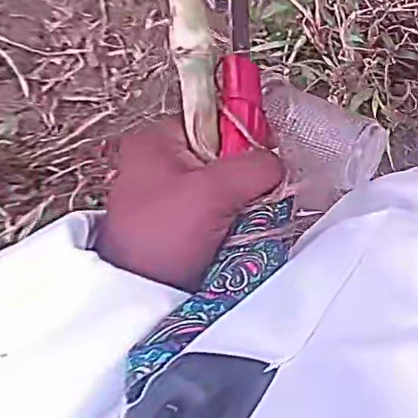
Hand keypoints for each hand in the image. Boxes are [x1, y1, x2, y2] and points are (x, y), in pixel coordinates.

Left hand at [95, 120, 282, 289]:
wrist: (141, 300)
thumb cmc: (157, 241)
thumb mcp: (213, 190)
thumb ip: (255, 165)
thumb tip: (275, 163)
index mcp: (157, 141)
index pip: (218, 117)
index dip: (245, 136)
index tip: (259, 158)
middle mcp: (162, 163)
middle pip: (230, 155)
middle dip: (247, 179)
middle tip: (246, 200)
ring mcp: (173, 196)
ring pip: (232, 186)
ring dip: (245, 206)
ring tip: (237, 225)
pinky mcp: (185, 224)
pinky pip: (226, 212)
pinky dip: (237, 224)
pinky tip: (231, 238)